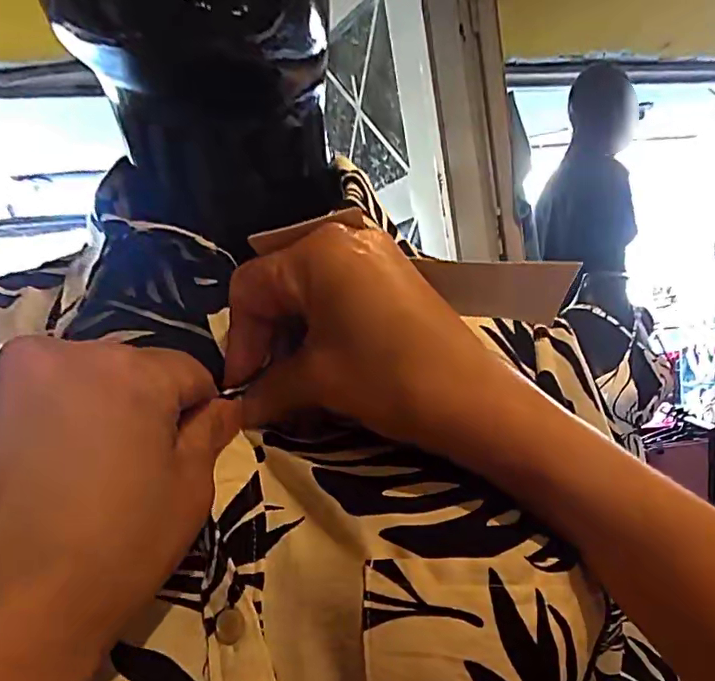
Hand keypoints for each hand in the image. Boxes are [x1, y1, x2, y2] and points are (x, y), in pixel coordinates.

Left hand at [0, 337, 240, 680]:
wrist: (5, 613)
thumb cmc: (118, 551)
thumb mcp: (188, 493)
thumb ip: (208, 434)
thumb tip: (222, 407)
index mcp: (122, 370)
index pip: (186, 370)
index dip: (199, 410)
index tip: (192, 450)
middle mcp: (52, 352)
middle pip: (122, 369)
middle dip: (140, 408)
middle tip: (137, 469)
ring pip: (70, 382)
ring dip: (88, 412)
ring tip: (82, 477)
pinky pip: (22, 401)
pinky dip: (42, 423)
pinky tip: (39, 477)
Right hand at [224, 222, 517, 451]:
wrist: (474, 400)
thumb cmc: (389, 380)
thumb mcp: (321, 382)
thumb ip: (271, 388)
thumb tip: (243, 406)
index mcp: (317, 251)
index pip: (251, 287)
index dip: (240, 342)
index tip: (239, 386)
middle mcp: (345, 239)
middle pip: (283, 289)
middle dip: (270, 343)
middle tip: (268, 390)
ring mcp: (378, 258)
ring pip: (315, 299)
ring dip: (299, 345)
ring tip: (298, 391)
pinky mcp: (399, 282)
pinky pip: (346, 303)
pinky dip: (329, 338)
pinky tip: (329, 374)